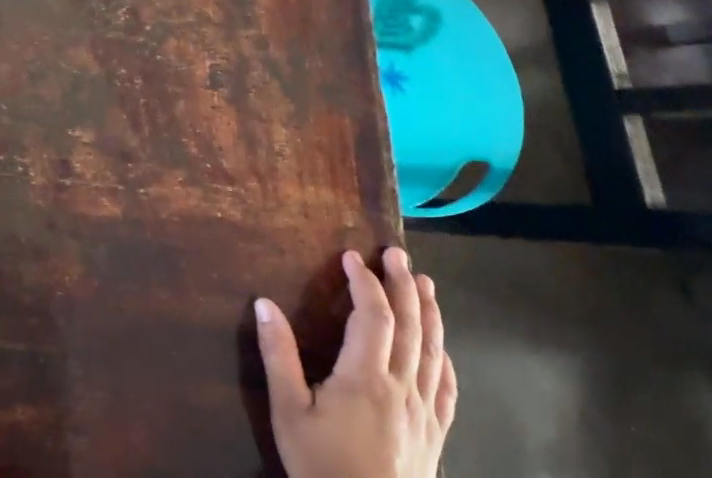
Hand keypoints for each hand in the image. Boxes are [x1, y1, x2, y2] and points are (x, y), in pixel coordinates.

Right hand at [255, 248, 456, 477]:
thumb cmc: (321, 463)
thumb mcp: (288, 410)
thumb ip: (278, 355)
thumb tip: (264, 303)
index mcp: (366, 378)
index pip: (373, 317)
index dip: (365, 283)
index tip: (352, 257)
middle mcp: (403, 388)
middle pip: (411, 328)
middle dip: (404, 287)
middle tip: (397, 255)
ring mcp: (424, 413)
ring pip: (434, 354)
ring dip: (431, 315)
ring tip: (426, 286)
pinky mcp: (435, 435)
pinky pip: (447, 389)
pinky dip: (444, 361)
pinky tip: (442, 351)